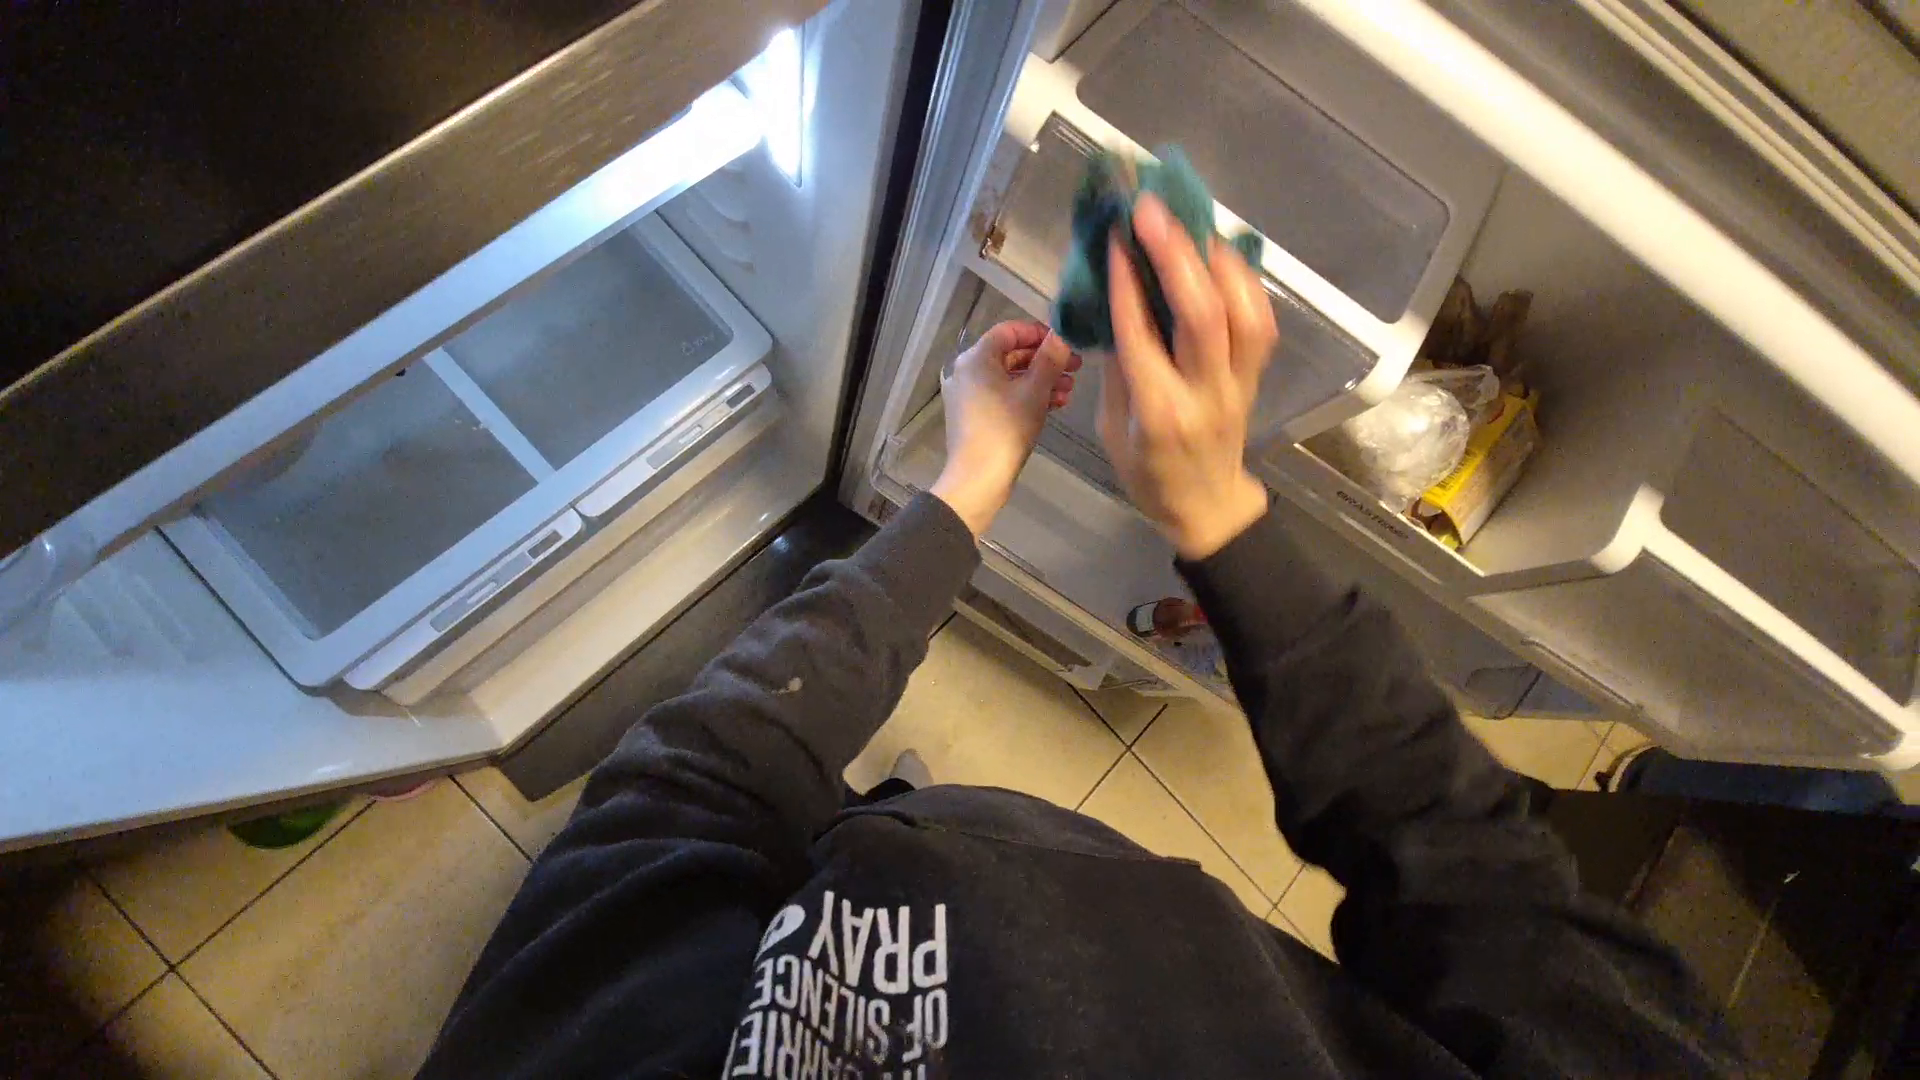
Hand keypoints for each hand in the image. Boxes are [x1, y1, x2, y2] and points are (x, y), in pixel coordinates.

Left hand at [931, 320, 1080, 536]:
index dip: (1038, 333)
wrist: (978, 479)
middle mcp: (968, 372)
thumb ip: (1049, 359)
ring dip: (1041, 381)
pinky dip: (1028, 397)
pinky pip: (1004, 396)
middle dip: (1045, 361)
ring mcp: (970, 395)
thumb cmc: (1005, 429)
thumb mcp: (1034, 391)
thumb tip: (1062, 334)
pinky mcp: (976, 416)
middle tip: (1076, 367)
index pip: (1009, 331)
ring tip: (1069, 390)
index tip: (1065, 342)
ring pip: (1010, 378)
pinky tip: (1055, 405)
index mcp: (976, 358)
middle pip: (1011, 355)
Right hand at [1096, 195, 1277, 558]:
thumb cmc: (1148, 475)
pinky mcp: (1256, 375)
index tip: (1115, 238)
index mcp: (1158, 412)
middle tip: (1152, 210)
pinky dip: (1243, 279)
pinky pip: (1260, 320)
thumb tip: (1118, 307)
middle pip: (1202, 314)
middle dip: (1175, 254)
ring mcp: (1238, 383)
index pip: (1142, 336)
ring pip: (1243, 311)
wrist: (1206, 504)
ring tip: (1190, 223)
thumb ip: (1118, 370)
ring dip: (1216, 259)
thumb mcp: (1113, 430)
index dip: (1127, 282)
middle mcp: (1204, 393)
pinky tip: (1221, 254)